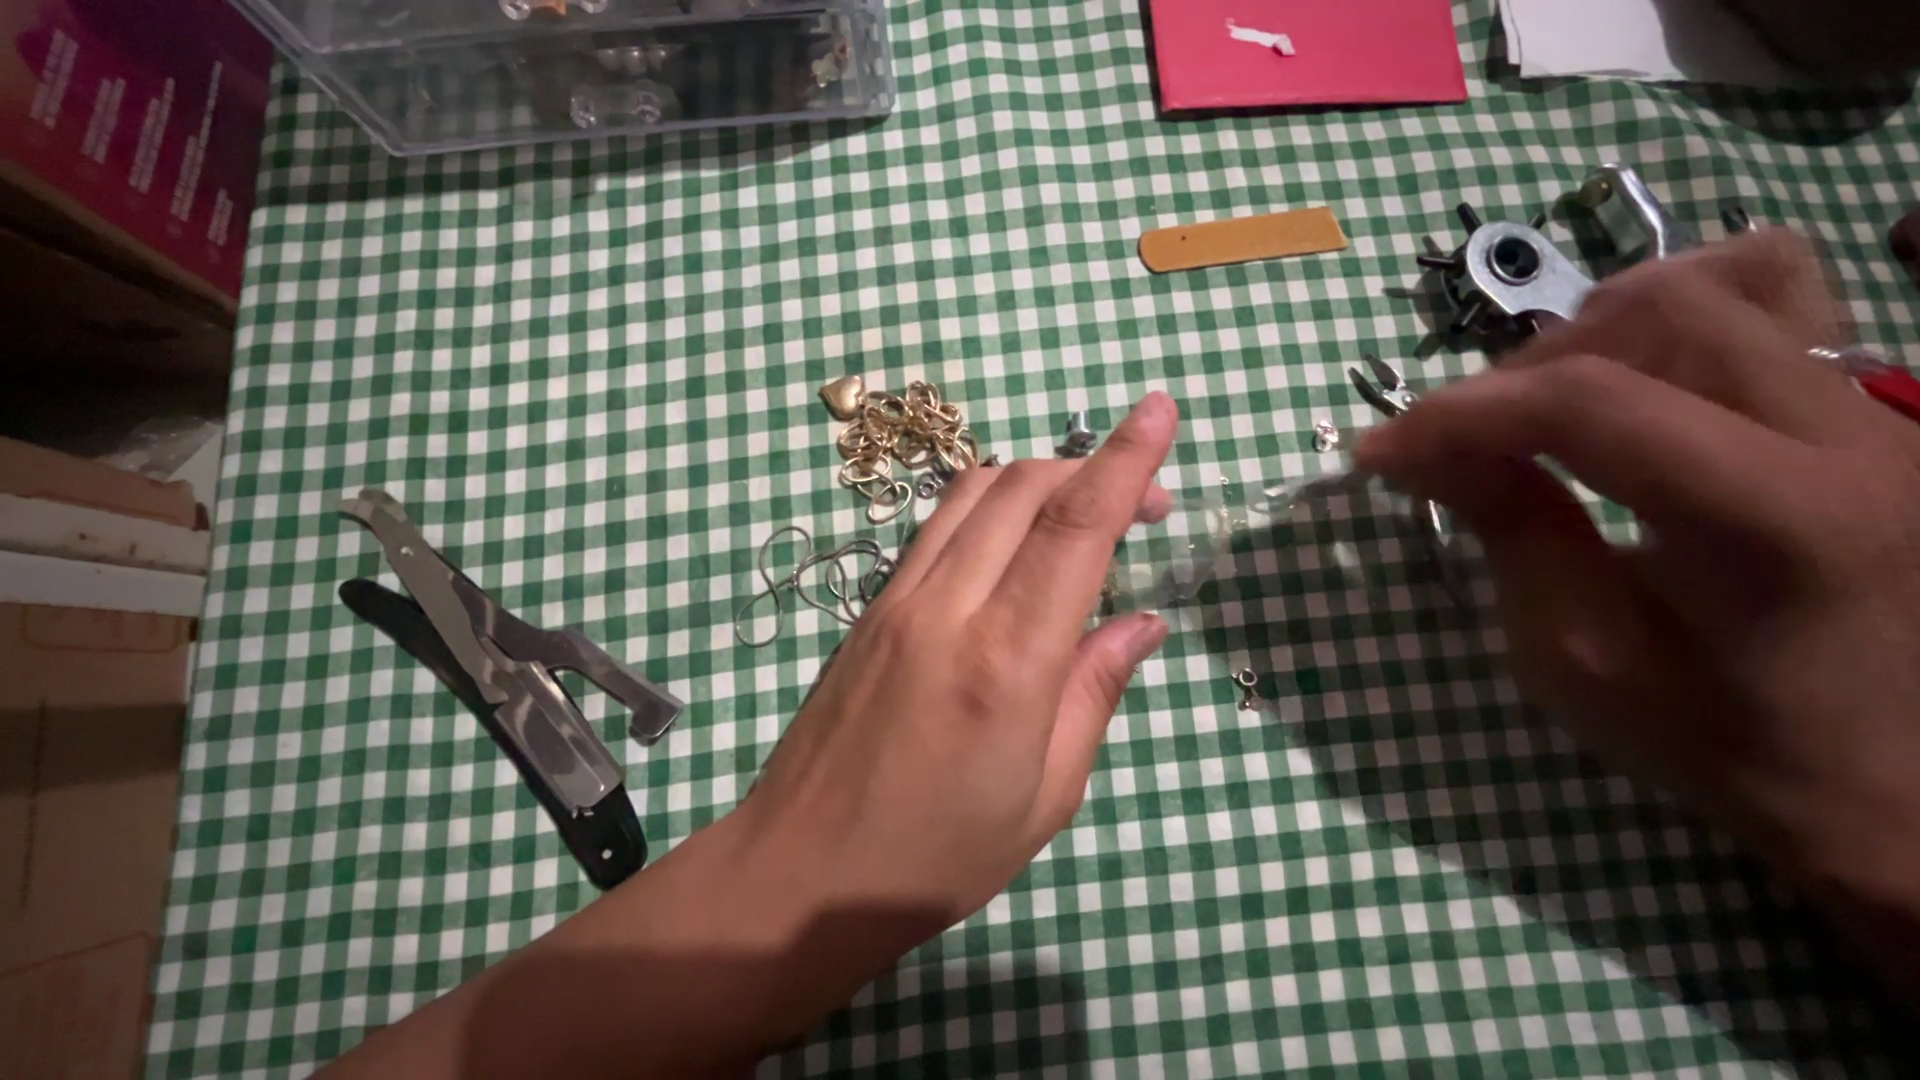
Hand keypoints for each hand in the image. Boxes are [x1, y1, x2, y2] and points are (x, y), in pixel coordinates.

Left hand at [318, 398, 1179, 1079]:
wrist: (799, 871)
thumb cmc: (936, 856)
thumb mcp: (1046, 796)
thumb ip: (1095, 693)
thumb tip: (1143, 622)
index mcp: (1006, 661)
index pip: (1075, 528)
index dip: (1125, 460)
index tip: (1161, 409)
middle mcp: (947, 607)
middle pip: (1023, 488)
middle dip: (1093, 466)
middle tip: (1148, 498)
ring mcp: (897, 599)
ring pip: (973, 493)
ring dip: (1038, 478)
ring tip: (1086, 510)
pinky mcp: (870, 607)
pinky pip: (938, 526)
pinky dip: (990, 505)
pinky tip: (1016, 540)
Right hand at [1356, 231, 1919, 915]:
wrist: (1882, 779)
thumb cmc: (1714, 738)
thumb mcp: (1576, 654)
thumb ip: (1509, 529)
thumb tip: (1417, 448)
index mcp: (1772, 522)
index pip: (1587, 407)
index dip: (1458, 414)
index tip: (1377, 450)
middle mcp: (1847, 437)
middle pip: (1652, 318)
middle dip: (1518, 373)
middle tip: (1460, 438)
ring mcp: (1879, 409)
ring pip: (1718, 283)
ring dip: (1591, 331)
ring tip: (1538, 398)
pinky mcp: (1875, 408)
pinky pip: (1786, 293)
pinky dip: (1685, 300)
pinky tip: (1634, 356)